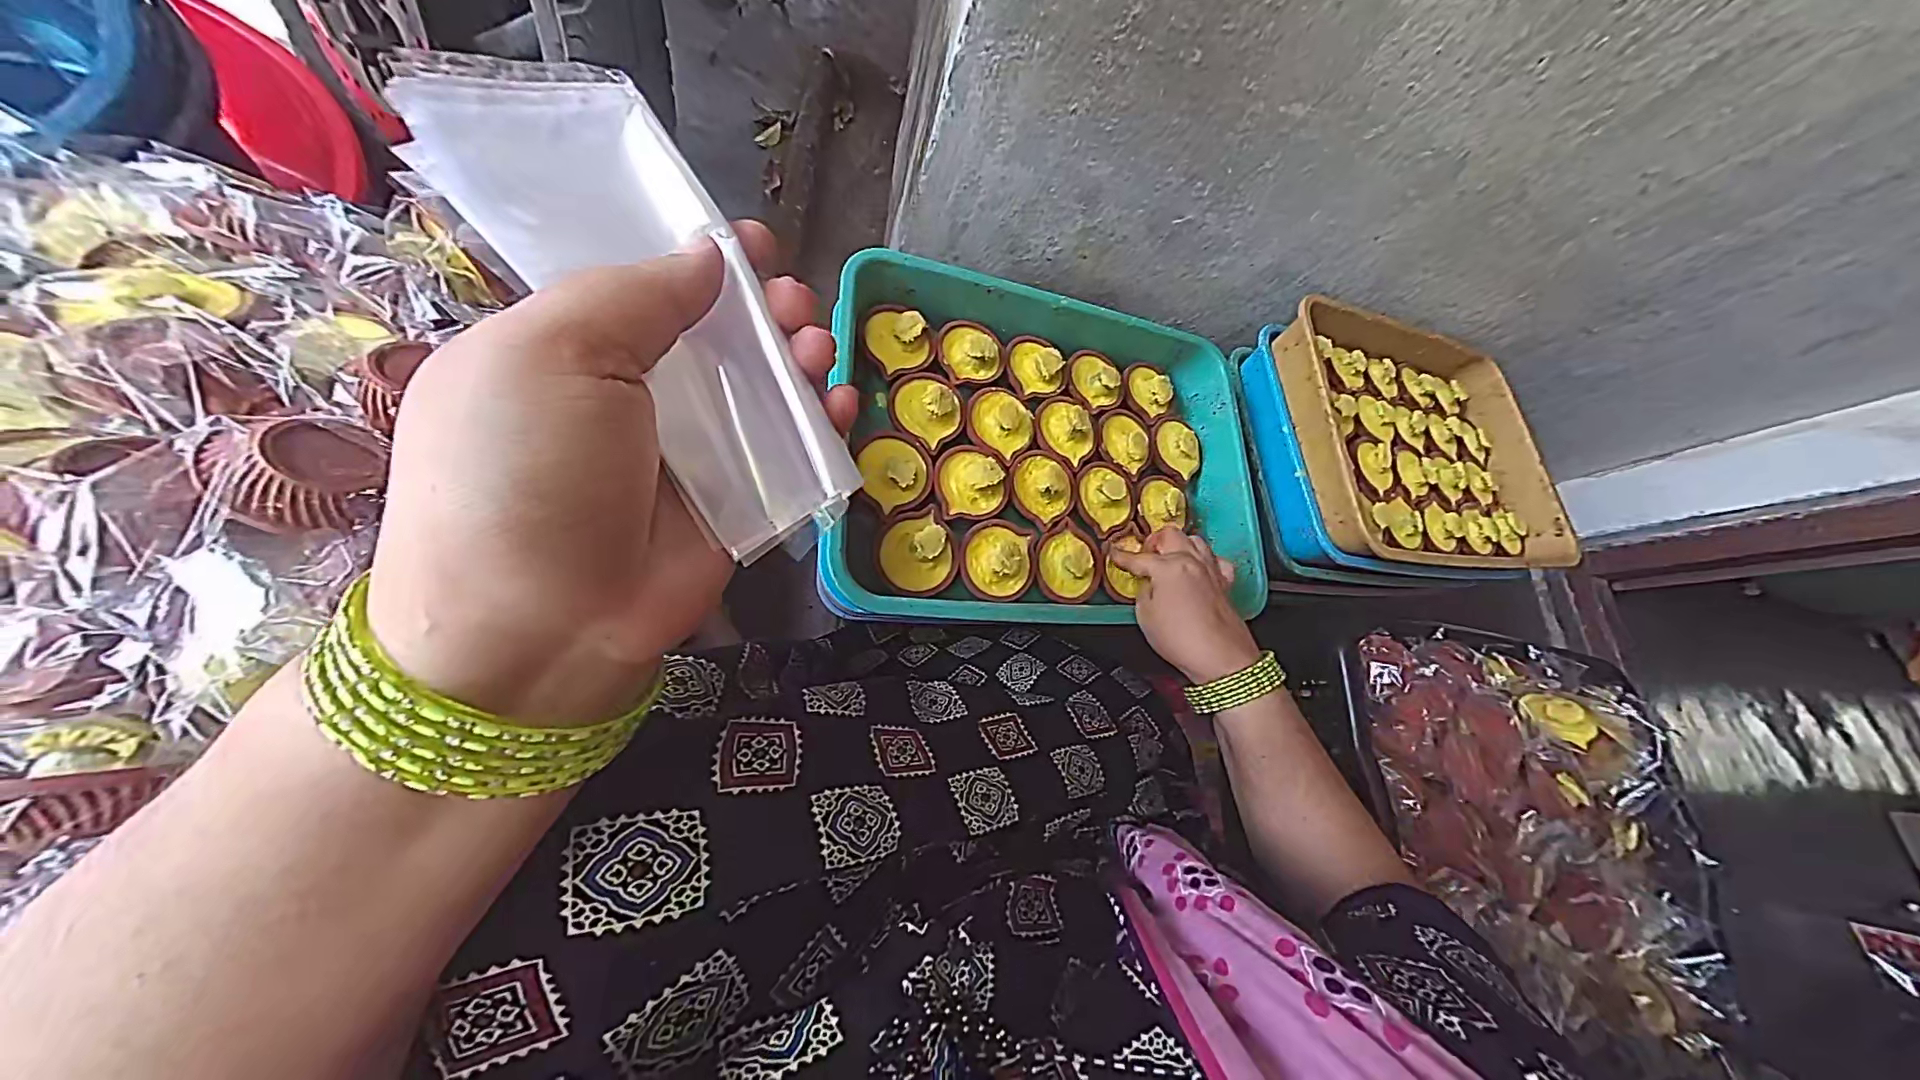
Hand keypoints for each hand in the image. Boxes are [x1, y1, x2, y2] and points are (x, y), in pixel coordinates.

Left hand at [364, 222, 856, 724]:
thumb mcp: (551, 353)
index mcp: (572, 355)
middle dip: (763, 311)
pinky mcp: (739, 505)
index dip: (699, 263)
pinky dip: (822, 425)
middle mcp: (635, 403)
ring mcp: (691, 458)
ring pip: (762, 393)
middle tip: (792, 301)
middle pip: (717, 341)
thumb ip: (631, 296)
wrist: (545, 622)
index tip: (748, 245)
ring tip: (818, 345)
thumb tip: (706, 259)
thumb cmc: (524, 471)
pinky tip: (840, 403)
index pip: (646, 293)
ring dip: (798, 360)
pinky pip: (791, 455)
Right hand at [1107, 527, 1260, 683]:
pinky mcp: (1224, 583)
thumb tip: (1147, 585)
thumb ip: (1143, 592)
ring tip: (1168, 557)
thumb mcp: (1145, 616)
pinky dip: (1203, 559)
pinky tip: (1198, 569)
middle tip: (1144, 554)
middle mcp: (1192, 562)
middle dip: (1153, 541)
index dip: (1122, 556)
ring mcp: (1211, 570)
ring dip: (1179, 544)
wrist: (1221, 660)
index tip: (1115, 553)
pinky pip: (1214, 559)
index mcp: (1168, 567)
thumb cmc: (1184, 640)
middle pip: (1170, 535)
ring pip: (1194, 540)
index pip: (1138, 557)